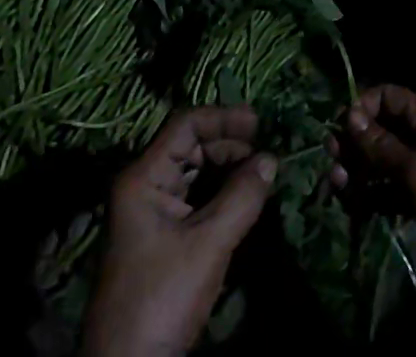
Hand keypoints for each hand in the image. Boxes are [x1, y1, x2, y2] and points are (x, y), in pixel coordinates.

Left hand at [83, 106, 276, 356]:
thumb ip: (241, 198)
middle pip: (191, 147)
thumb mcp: (208, 245)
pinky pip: (196, 199)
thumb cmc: (162, 297)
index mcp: (143, 176)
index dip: (223, 118)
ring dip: (230, 170)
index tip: (260, 123)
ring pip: (196, 173)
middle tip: (268, 155)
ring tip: (265, 174)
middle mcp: (146, 185)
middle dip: (231, 145)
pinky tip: (248, 198)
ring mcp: (153, 211)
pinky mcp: (164, 236)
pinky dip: (223, 193)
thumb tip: (271, 159)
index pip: (185, 126)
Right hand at [329, 85, 415, 279]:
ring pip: (381, 162)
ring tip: (339, 190)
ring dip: (358, 172)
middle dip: (354, 144)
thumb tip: (348, 116)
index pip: (387, 96)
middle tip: (333, 165)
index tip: (341, 131)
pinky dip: (371, 197)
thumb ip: (380, 145)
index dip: (362, 108)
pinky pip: (389, 190)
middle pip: (380, 129)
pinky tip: (353, 209)